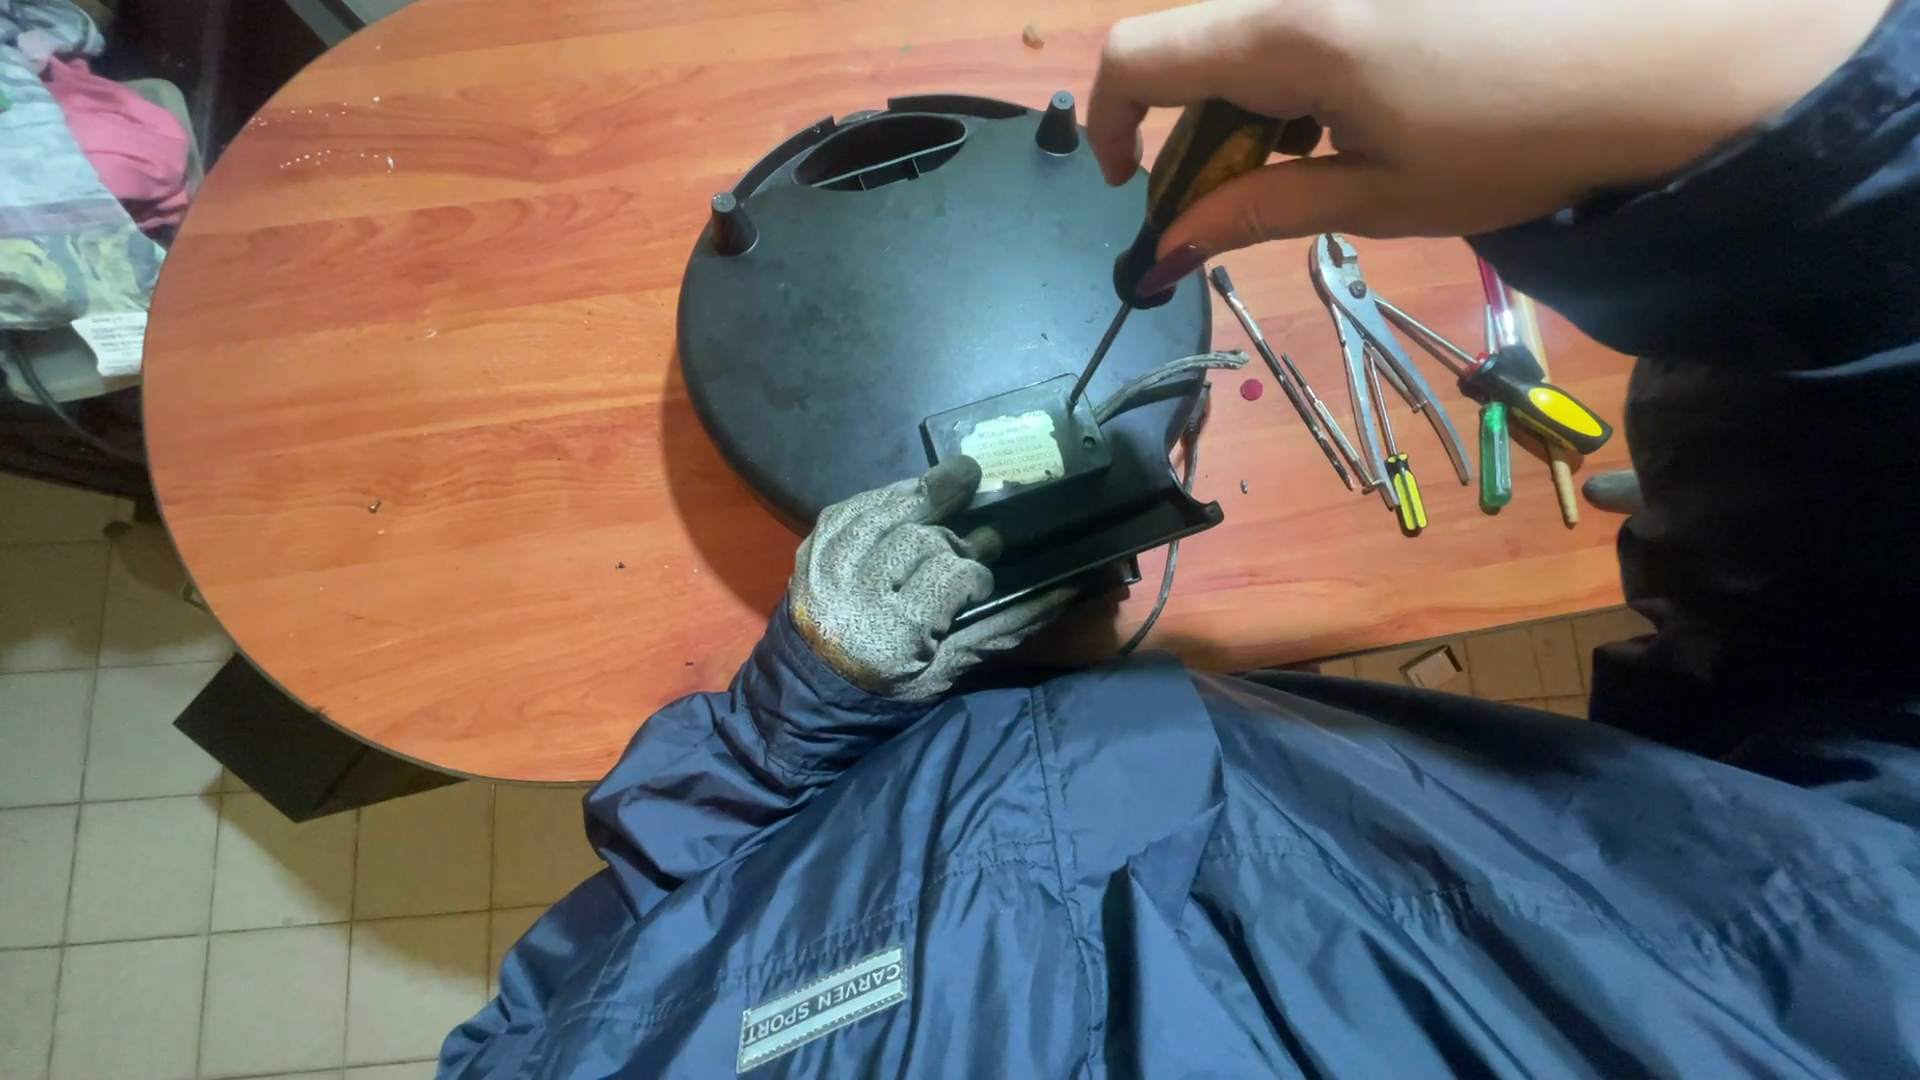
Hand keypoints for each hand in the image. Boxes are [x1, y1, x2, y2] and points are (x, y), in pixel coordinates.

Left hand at [789, 457, 1074, 700]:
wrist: (811, 692)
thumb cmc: (888, 688)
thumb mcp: (945, 670)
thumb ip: (998, 629)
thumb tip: (1060, 592)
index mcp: (891, 633)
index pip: (948, 575)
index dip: (976, 570)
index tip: (986, 574)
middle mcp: (854, 595)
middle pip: (917, 539)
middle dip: (953, 536)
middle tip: (980, 537)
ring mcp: (825, 568)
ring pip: (884, 512)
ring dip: (924, 492)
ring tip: (957, 479)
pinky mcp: (808, 551)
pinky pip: (850, 507)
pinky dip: (883, 494)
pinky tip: (910, 490)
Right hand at [1087, 0, 1886, 257]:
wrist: (1687, 51)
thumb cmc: (1518, 141)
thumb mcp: (1371, 196)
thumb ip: (1253, 212)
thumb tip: (1167, 247)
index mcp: (1293, 34)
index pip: (1136, 55)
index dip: (1106, 121)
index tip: (1129, 180)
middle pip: (1189, 47)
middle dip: (1187, 130)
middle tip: (1234, 190)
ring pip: (1243, 29)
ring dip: (1242, 102)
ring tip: (1312, 146)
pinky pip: (1297, 11)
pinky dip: (1291, 68)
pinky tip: (1349, 98)